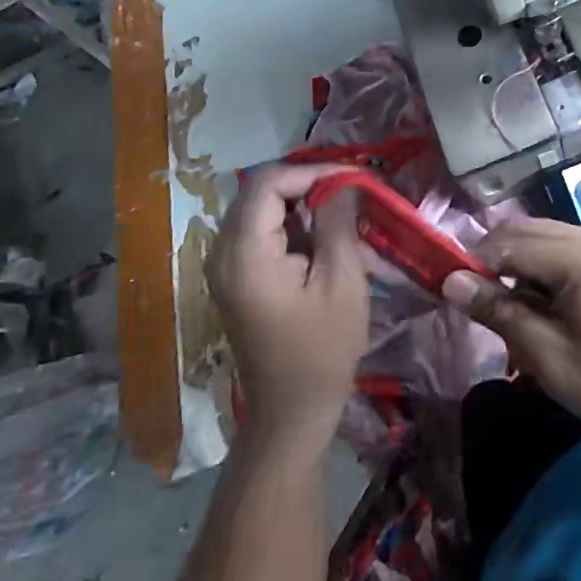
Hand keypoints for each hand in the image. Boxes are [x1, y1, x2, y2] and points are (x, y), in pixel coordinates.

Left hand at [206, 164, 370, 439]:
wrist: (292, 410)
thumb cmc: (322, 349)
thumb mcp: (342, 282)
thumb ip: (339, 224)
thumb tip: (345, 183)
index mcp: (245, 254)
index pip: (269, 183)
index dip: (313, 171)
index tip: (356, 178)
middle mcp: (223, 253)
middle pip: (262, 194)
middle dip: (311, 186)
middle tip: (356, 192)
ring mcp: (227, 267)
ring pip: (264, 212)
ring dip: (307, 207)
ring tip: (350, 217)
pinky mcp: (239, 279)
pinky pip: (265, 236)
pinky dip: (298, 229)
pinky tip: (331, 243)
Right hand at [442, 221, 580, 438]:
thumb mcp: (547, 354)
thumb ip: (499, 311)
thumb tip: (450, 282)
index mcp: (579, 255)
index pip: (505, 243)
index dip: (471, 266)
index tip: (449, 298)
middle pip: (521, 231)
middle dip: (491, 263)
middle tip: (478, 309)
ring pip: (538, 239)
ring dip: (514, 268)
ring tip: (509, 316)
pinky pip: (558, 251)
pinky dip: (537, 272)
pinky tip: (538, 310)